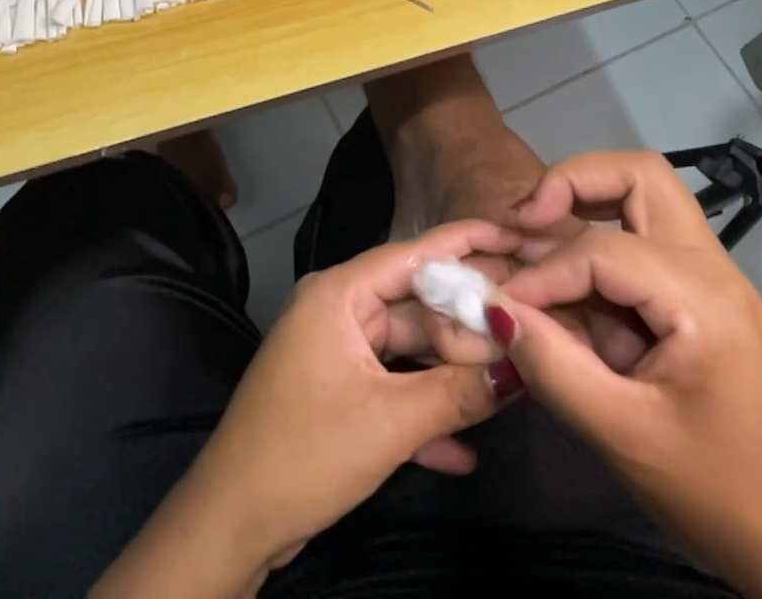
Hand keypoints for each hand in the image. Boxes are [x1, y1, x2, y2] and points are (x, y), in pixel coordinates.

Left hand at [95, 220, 521, 597]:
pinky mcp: (337, 393)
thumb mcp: (392, 422)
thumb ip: (461, 392)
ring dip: (451, 377)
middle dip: (469, 330)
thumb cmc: (306, 453)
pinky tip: (466, 452)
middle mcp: (337, 313)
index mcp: (339, 296)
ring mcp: (336, 354)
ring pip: (410, 351)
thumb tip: (524, 368)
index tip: (519, 239)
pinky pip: (393, 389)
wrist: (232, 522)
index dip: (468, 245)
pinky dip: (424, 416)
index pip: (415, 254)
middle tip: (529, 340)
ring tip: (512, 388)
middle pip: (418, 306)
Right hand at [496, 152, 761, 598]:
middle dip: (571, 182)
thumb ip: (553, 366)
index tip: (499, 308)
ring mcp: (712, 278)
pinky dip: (596, 246)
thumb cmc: (715, 491)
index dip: (541, 274)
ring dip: (585, 204)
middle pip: (642, 176)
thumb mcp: (622, 434)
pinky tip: (563, 283)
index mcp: (704, 301)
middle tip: (520, 219)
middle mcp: (714, 270)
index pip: (602, 251)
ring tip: (531, 237)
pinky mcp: (700, 297)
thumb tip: (494, 310)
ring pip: (645, 198)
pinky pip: (643, 243)